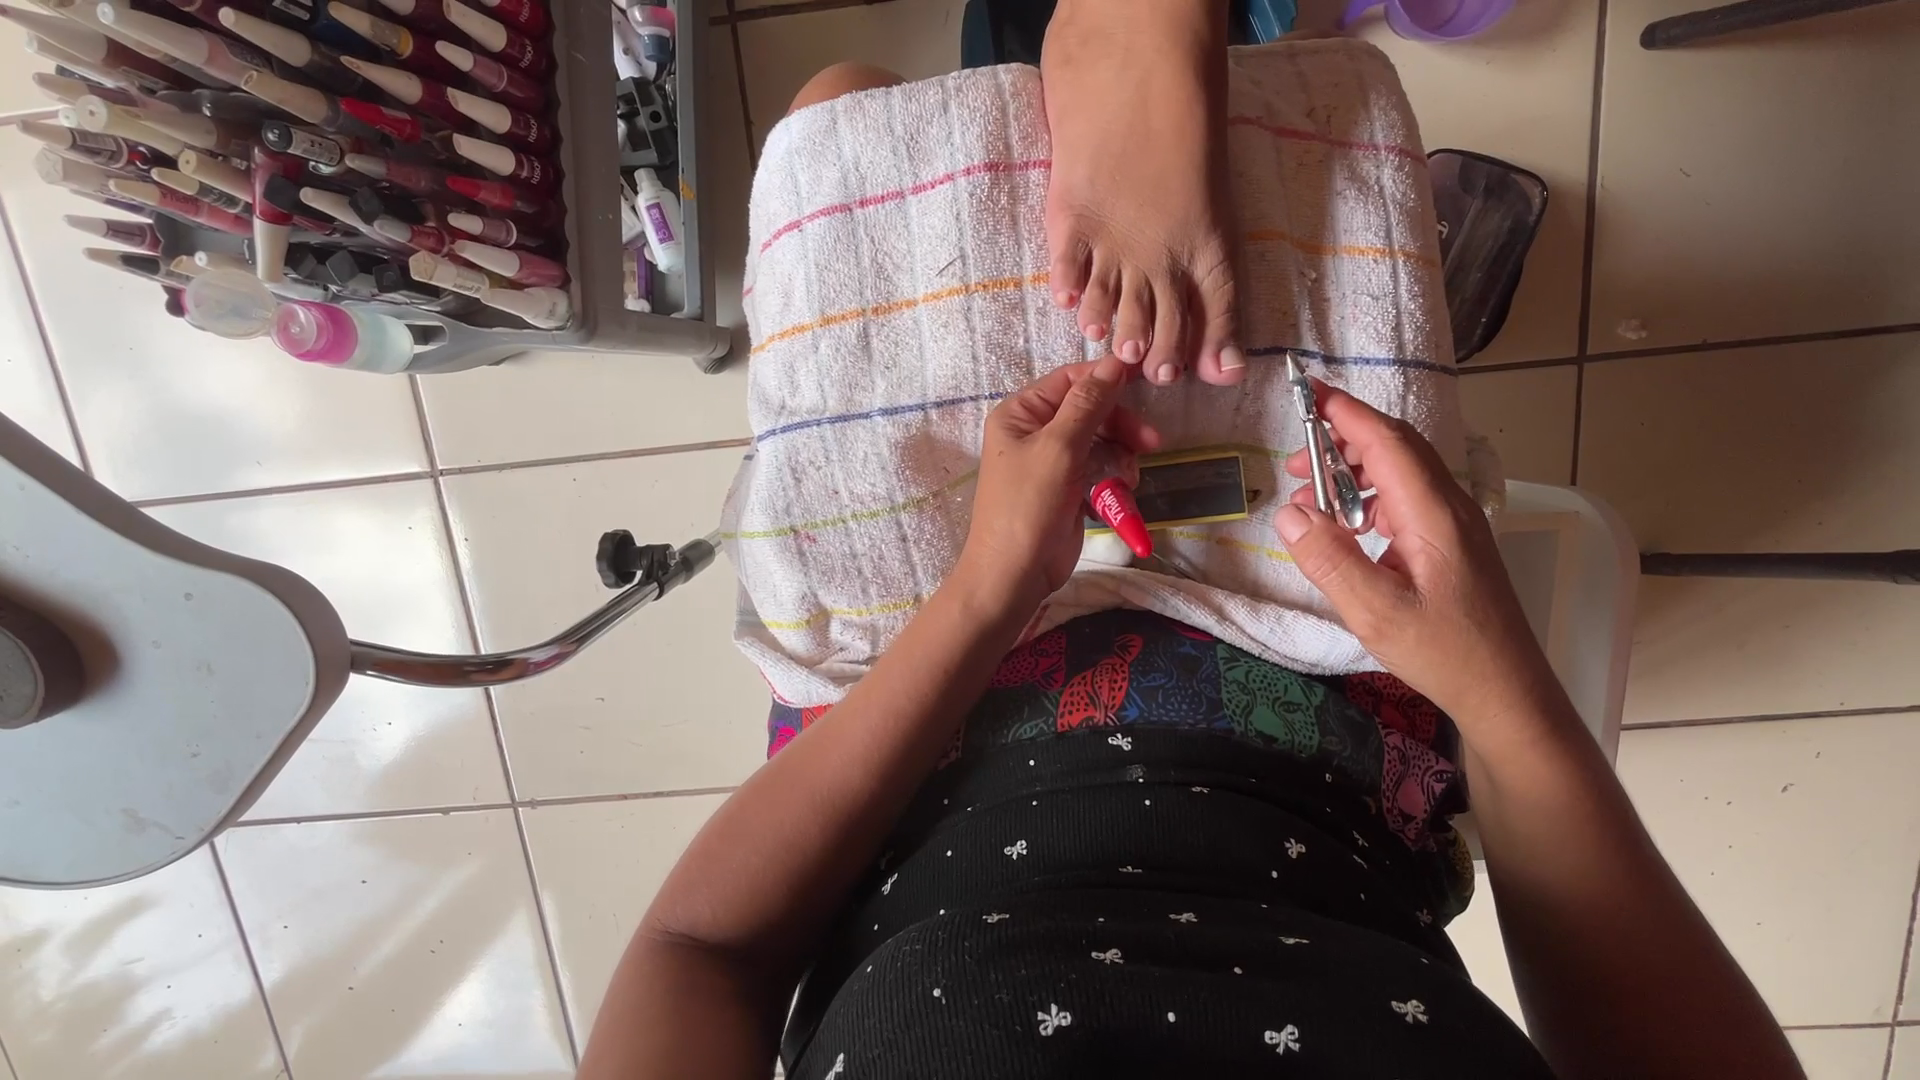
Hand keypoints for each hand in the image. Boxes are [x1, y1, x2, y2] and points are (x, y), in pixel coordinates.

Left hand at [957, 354, 1160, 610]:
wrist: (1015, 574)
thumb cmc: (1028, 506)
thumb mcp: (1059, 448)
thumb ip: (1088, 404)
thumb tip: (1113, 361)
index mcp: (1020, 413)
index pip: (1069, 380)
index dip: (1106, 380)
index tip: (1146, 382)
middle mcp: (1033, 432)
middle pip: (1090, 411)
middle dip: (1120, 427)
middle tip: (1150, 444)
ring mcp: (1051, 462)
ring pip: (1101, 442)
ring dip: (1120, 457)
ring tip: (1128, 480)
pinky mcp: (1067, 489)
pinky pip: (1099, 470)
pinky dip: (1113, 479)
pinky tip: (1121, 494)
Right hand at [1273, 383, 1561, 726]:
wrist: (1506, 691)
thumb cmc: (1444, 652)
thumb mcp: (1375, 611)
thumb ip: (1329, 559)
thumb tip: (1290, 512)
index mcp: (1433, 514)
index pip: (1386, 443)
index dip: (1345, 413)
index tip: (1306, 394)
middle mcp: (1448, 507)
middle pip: (1396, 448)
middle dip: (1342, 439)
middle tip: (1293, 461)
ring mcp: (1453, 524)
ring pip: (1400, 473)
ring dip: (1352, 471)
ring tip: (1309, 497)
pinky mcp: (1450, 543)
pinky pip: (1404, 499)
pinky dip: (1366, 498)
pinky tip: (1345, 527)